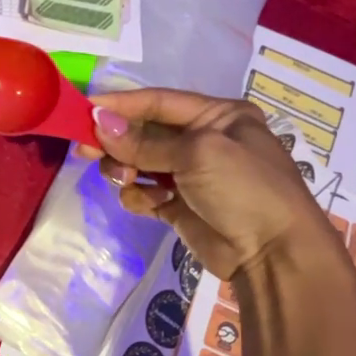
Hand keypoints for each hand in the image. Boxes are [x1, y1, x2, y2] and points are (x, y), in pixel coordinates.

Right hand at [75, 88, 337, 280]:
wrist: (274, 253)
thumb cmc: (245, 189)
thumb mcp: (197, 155)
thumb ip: (143, 142)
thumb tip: (97, 122)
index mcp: (217, 116)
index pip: (157, 101)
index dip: (119, 105)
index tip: (82, 112)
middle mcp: (201, 140)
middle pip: (141, 132)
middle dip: (115, 141)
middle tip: (84, 151)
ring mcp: (188, 173)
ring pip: (135, 162)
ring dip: (125, 170)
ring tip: (127, 181)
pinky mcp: (176, 203)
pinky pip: (141, 191)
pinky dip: (139, 196)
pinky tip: (153, 204)